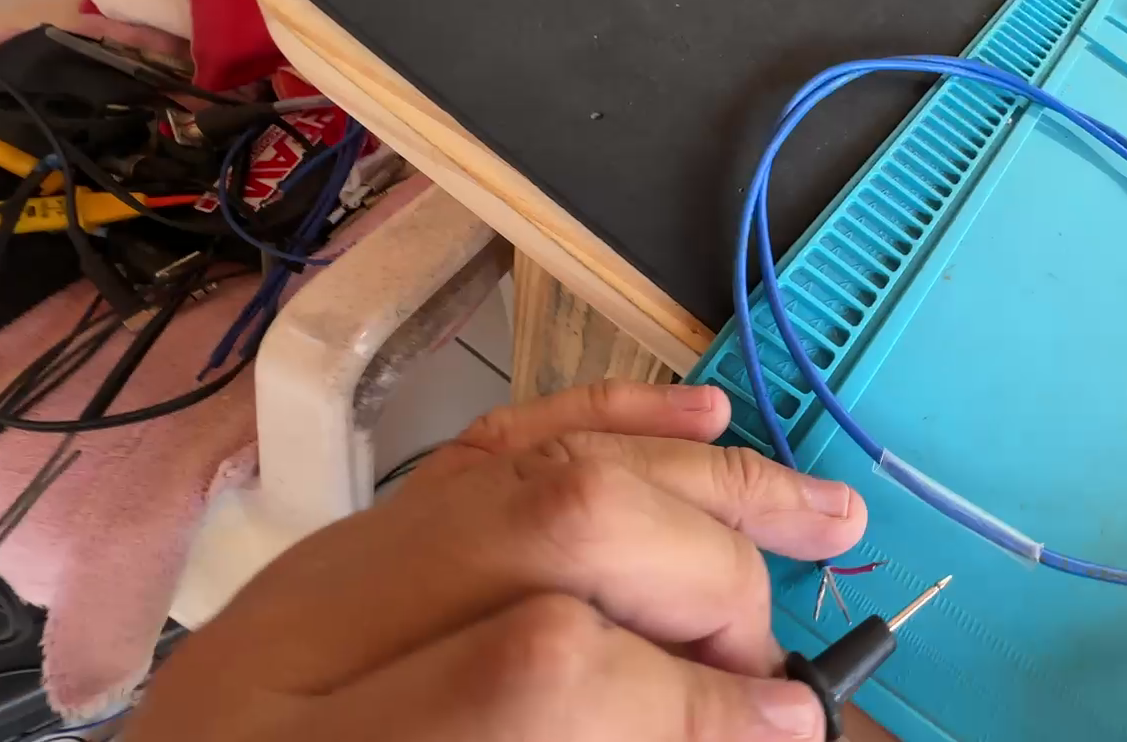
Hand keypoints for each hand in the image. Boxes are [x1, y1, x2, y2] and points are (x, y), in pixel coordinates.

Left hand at [125, 379, 867, 741]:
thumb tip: (775, 722)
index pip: (545, 665)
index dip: (691, 697)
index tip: (789, 724)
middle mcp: (310, 621)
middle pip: (564, 520)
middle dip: (709, 578)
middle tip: (764, 657)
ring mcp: (341, 552)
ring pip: (558, 457)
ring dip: (706, 484)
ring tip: (815, 511)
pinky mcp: (374, 520)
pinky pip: (508, 435)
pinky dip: (619, 418)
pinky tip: (707, 416)